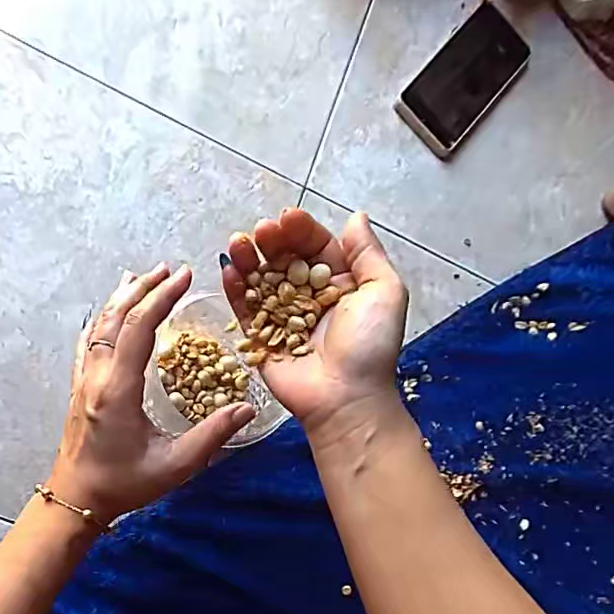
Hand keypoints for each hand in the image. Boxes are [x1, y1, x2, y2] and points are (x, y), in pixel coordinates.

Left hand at [47, 264, 256, 523]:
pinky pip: (88, 343)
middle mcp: (96, 378)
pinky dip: (101, 320)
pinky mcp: (79, 389)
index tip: (184, 277)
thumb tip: (247, 409)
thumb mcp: (174, 466)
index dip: (162, 299)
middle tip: (168, 269)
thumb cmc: (123, 485)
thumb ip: (211, 436)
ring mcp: (83, 381)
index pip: (139, 330)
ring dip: (121, 299)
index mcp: (118, 390)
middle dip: (143, 289)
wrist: (75, 499)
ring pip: (98, 327)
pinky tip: (105, 312)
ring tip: (140, 276)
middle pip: (115, 319)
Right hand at [222, 208, 406, 439]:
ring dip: (248, 259)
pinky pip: (245, 310)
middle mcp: (309, 298)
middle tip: (262, 230)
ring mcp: (282, 319)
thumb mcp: (384, 292)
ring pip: (261, 281)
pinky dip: (235, 290)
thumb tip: (356, 216)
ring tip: (238, 243)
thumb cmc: (370, 347)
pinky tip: (229, 269)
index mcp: (340, 284)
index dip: (301, 230)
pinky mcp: (261, 339)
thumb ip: (368, 253)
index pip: (316, 247)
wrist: (346, 397)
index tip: (287, 218)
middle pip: (285, 260)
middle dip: (272, 241)